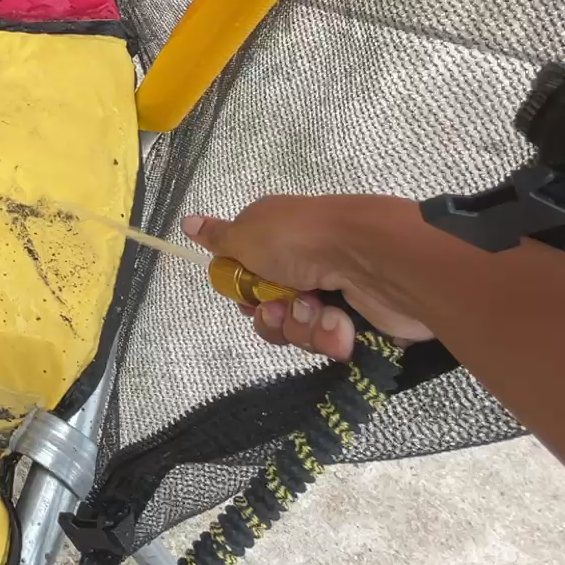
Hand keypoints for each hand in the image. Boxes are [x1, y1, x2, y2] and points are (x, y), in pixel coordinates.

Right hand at [182, 195, 439, 360]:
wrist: (378, 258)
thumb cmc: (300, 239)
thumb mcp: (245, 234)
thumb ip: (216, 237)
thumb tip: (187, 222)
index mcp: (274, 238)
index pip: (246, 273)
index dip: (241, 288)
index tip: (243, 293)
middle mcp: (302, 264)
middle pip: (268, 306)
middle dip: (269, 314)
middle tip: (279, 308)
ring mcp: (334, 293)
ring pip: (297, 329)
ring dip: (300, 325)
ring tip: (318, 311)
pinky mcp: (363, 322)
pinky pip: (330, 342)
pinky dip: (331, 334)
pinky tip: (340, 322)